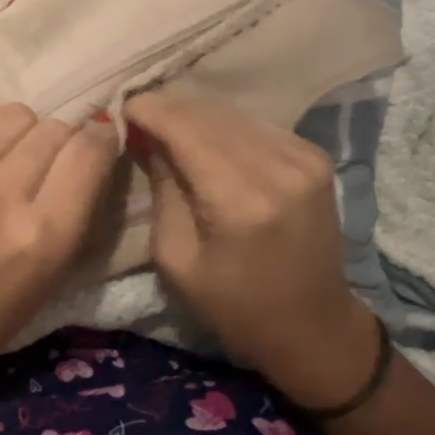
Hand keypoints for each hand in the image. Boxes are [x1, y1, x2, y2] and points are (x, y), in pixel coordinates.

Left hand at [0, 99, 120, 425]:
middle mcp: (4, 196)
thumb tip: (96, 147)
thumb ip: (78, 210)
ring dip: (24, 129)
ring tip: (13, 153)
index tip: (97, 145)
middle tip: (50, 161)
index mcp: (44, 234)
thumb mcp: (53, 276)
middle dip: (63, 140)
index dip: (101, 141)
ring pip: (15, 113)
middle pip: (54, 128)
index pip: (89, 151)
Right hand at [125, 92, 378, 409]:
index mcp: (240, 200)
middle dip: (167, 109)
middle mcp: (278, 168)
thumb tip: (144, 136)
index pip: (185, 128)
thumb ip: (162, 187)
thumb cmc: (233, 305)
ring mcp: (303, 158)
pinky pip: (255, 124)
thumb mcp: (176, 256)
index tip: (120, 108)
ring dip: (195, 114)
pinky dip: (224, 126)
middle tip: (136, 117)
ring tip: (165, 125)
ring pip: (232, 113)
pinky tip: (204, 138)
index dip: (149, 110)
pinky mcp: (314, 156)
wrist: (311, 326)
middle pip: (208, 114)